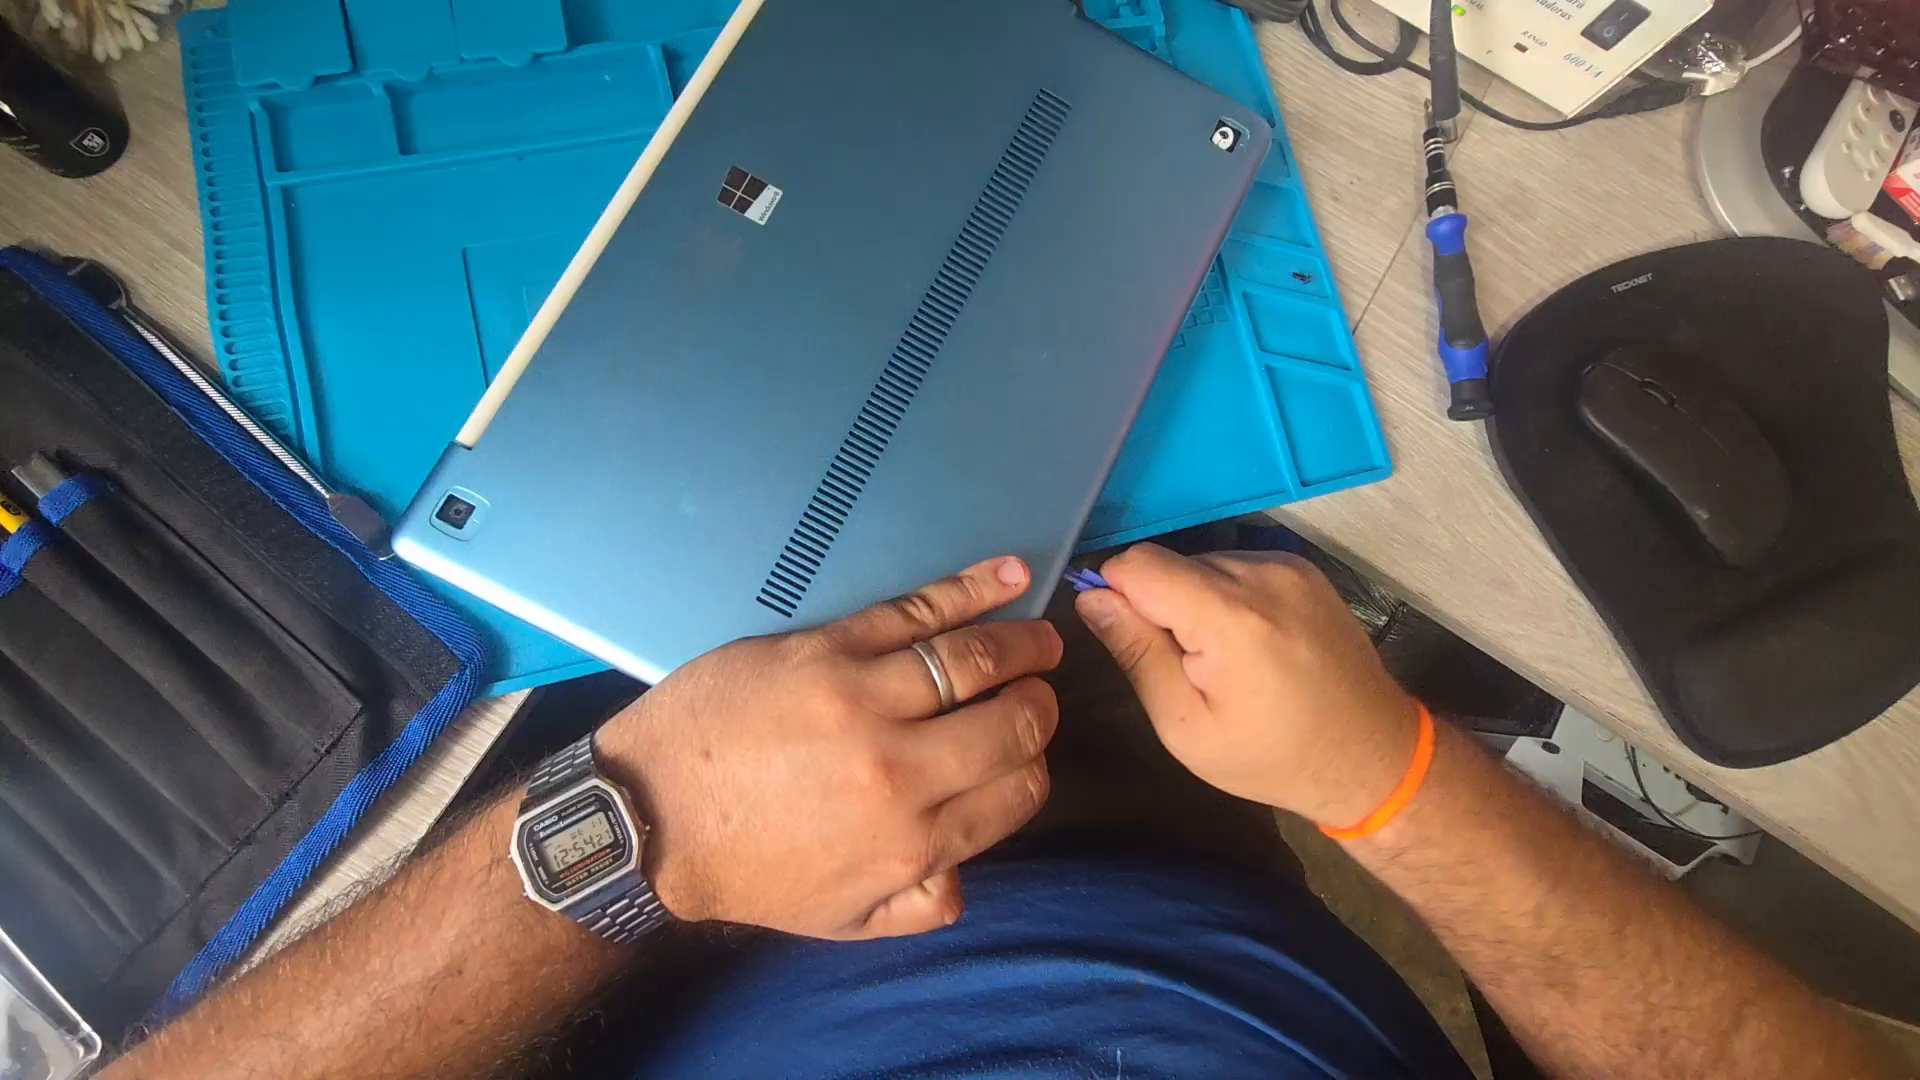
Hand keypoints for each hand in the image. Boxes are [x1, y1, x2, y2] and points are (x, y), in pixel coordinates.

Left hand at [594, 557, 1061, 939]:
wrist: (649, 815)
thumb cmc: (748, 866)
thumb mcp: (837, 919)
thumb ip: (917, 905)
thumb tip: (969, 872)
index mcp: (911, 840)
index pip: (1016, 790)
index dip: (1033, 767)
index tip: (1024, 752)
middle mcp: (902, 768)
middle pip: (1011, 723)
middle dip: (1039, 706)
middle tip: (1038, 692)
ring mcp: (865, 699)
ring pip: (975, 659)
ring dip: (1024, 644)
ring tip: (1044, 638)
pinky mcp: (831, 648)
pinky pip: (919, 612)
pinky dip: (975, 591)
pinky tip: (1011, 576)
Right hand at [1072, 544, 1418, 828]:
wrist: (1371, 756)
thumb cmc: (1270, 756)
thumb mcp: (1185, 725)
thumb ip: (1136, 652)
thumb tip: (1090, 597)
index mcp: (1231, 617)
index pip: (1138, 564)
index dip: (1116, 593)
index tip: (1129, 638)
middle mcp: (1262, 573)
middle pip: (1167, 562)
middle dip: (1156, 603)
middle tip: (1182, 662)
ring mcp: (1287, 565)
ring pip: (1197, 561)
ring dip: (1188, 598)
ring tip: (1218, 654)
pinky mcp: (1301, 566)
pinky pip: (1231, 564)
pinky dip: (1220, 594)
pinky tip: (1244, 638)